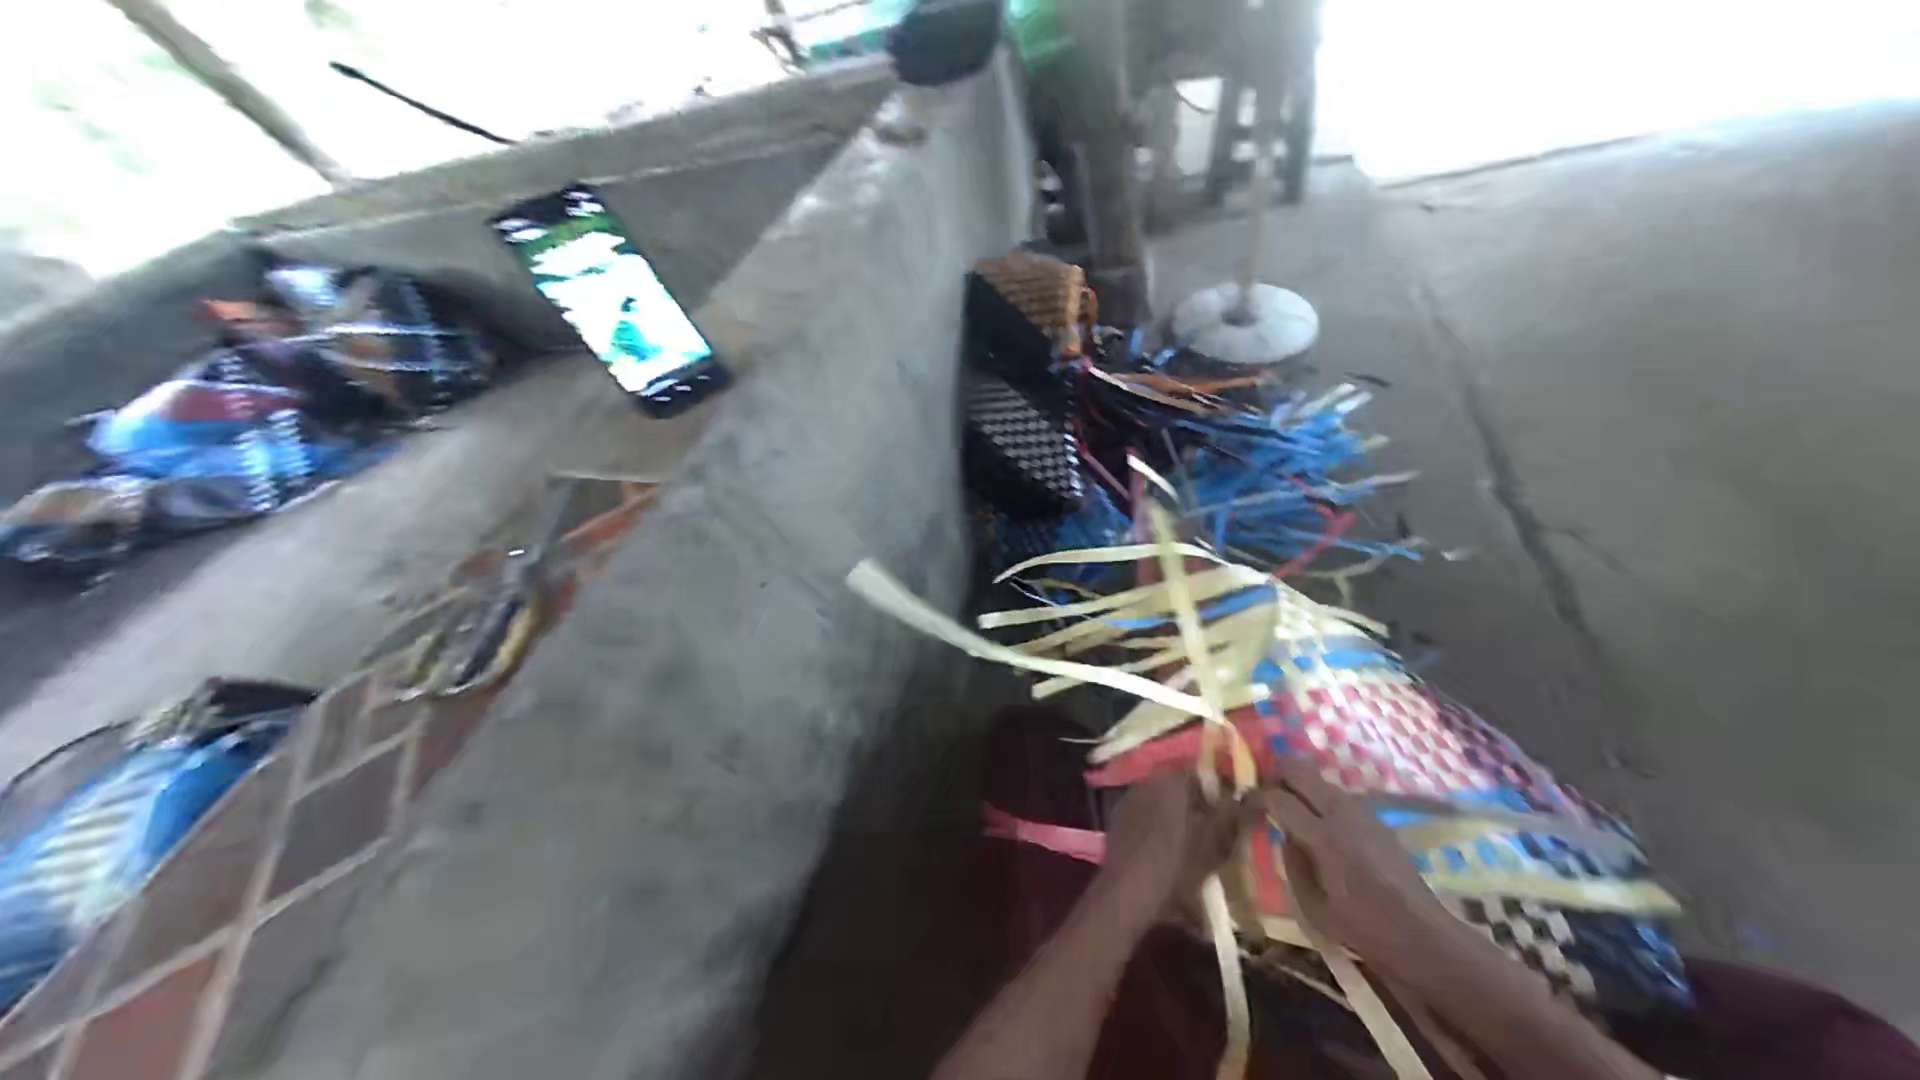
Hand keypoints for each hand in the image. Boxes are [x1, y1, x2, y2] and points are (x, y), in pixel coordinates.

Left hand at [1100, 772, 1242, 911]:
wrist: (1129, 890)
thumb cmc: (1179, 861)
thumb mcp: (1218, 839)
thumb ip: (1238, 812)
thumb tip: (1258, 792)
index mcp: (1173, 777)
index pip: (1206, 775)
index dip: (1223, 796)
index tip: (1234, 820)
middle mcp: (1148, 779)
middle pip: (1184, 789)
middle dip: (1201, 807)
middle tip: (1216, 836)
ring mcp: (1130, 798)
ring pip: (1165, 802)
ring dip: (1180, 817)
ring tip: (1193, 847)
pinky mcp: (1118, 818)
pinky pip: (1148, 815)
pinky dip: (1159, 827)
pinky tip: (1166, 851)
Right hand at [1258, 757, 1464, 973]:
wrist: (1422, 935)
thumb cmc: (1363, 928)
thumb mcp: (1312, 906)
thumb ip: (1292, 862)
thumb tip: (1285, 835)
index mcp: (1324, 838)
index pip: (1278, 798)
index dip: (1257, 797)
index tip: (1246, 804)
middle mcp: (1342, 814)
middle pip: (1299, 769)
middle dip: (1276, 775)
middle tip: (1266, 794)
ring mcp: (1362, 812)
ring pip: (1319, 778)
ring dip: (1300, 786)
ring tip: (1290, 809)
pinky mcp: (1376, 818)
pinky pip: (1338, 795)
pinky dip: (1320, 799)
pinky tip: (1319, 824)